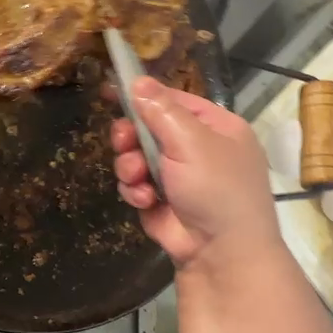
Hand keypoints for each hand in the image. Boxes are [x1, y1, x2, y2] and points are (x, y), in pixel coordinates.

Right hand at [110, 77, 278, 268]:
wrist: (222, 252)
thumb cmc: (216, 189)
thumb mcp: (191, 142)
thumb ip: (161, 110)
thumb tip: (137, 80)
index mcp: (214, 127)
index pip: (172, 100)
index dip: (142, 97)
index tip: (111, 93)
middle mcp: (195, 148)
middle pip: (147, 128)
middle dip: (131, 138)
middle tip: (124, 144)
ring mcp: (176, 175)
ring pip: (135, 156)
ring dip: (130, 167)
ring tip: (138, 180)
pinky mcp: (159, 198)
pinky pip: (134, 184)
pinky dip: (135, 191)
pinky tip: (145, 201)